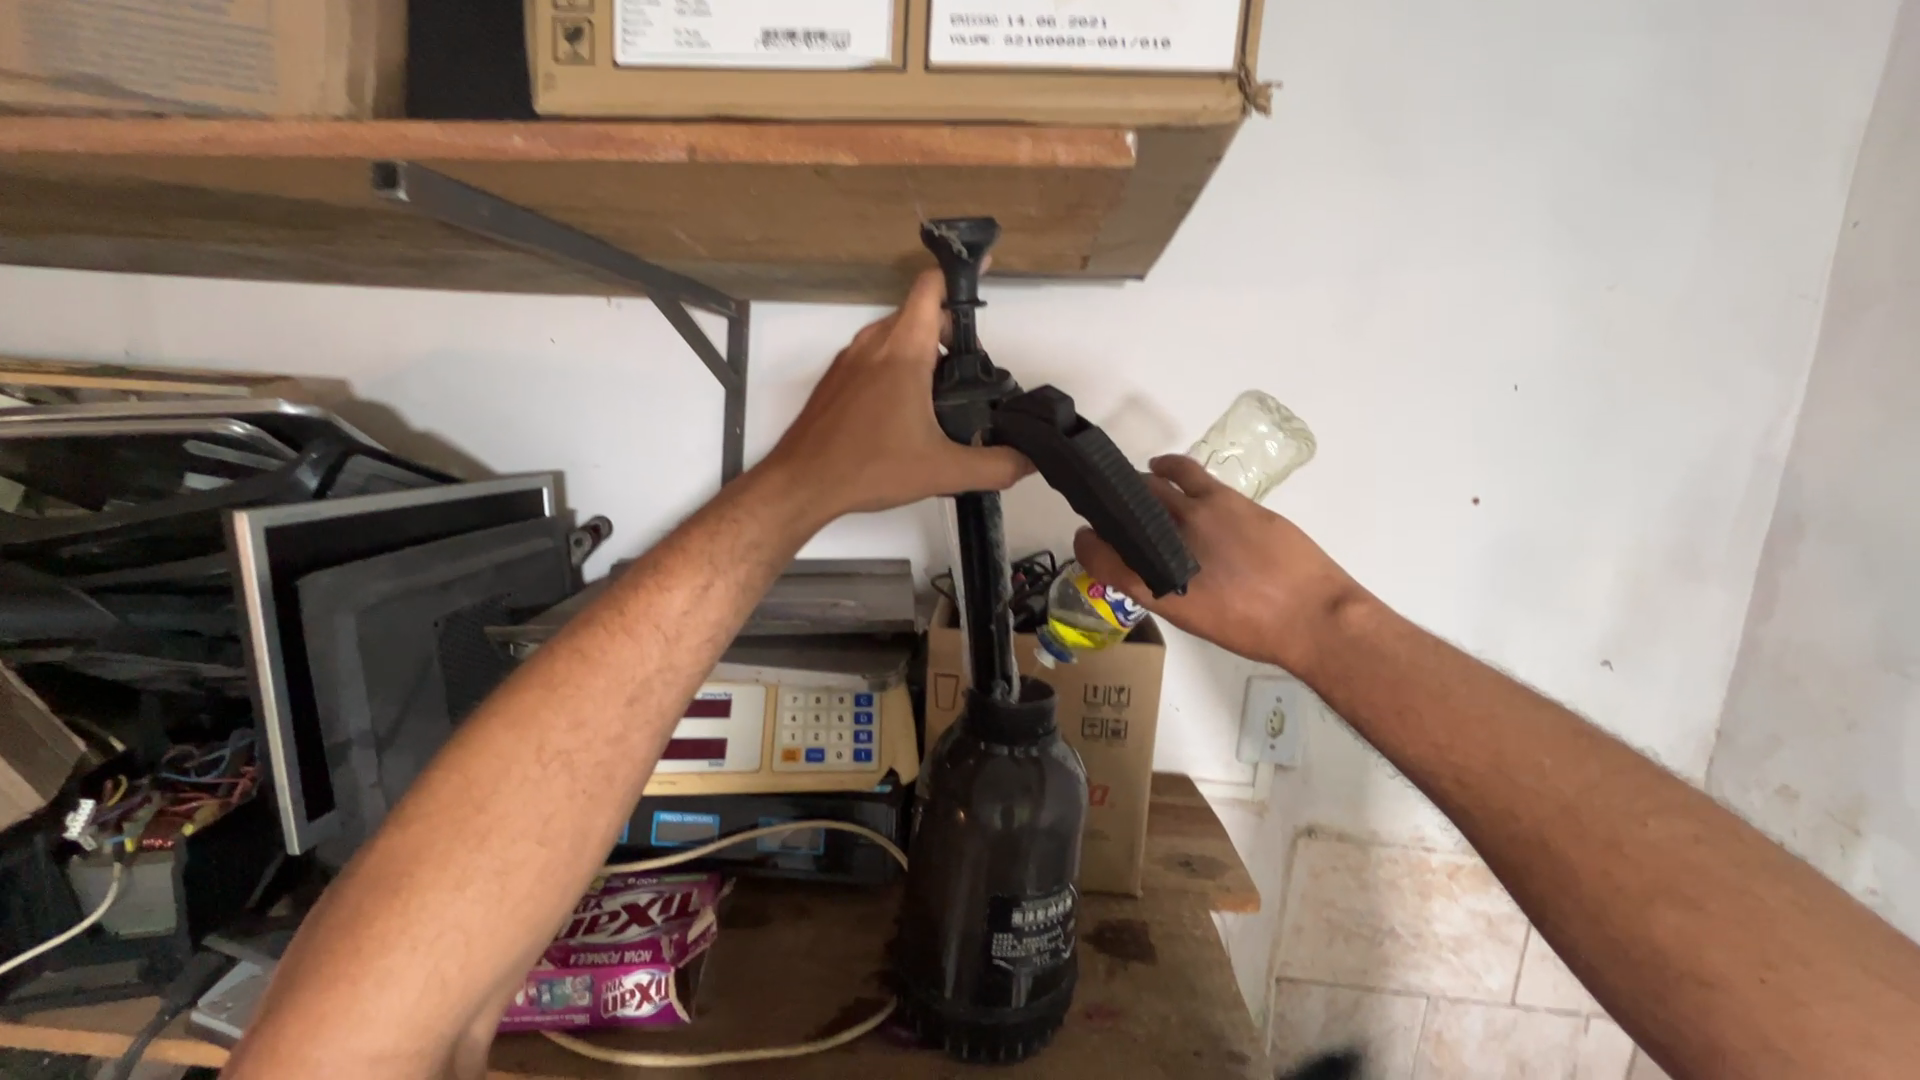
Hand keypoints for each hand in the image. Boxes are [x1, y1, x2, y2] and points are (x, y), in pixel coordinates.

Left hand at [761, 268, 1030, 517]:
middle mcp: (873, 344)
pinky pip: (875, 355)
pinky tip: (908, 411)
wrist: (802, 484)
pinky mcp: (836, 380)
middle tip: (972, 370)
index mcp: (903, 351)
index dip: (961, 275)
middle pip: (920, 312)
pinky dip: (898, 366)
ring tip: (944, 395)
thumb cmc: (867, 468)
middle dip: (951, 331)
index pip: (932, 287)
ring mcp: (850, 360)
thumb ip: (996, 465)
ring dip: (924, 350)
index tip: (985, 271)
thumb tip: (1030, 460)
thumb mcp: (942, 471)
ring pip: (896, 334)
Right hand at [1073, 456, 1371, 677]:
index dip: (1088, 545)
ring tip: (1137, 478)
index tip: (1086, 538)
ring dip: (1139, 481)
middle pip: (1125, 511)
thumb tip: (1144, 563)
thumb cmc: (1253, 627)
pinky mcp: (1229, 499)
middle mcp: (1170, 543)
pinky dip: (1171, 469)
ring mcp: (1200, 515)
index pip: (1103, 555)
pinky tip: (1167, 469)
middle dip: (1112, 508)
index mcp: (1157, 582)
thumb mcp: (1194, 617)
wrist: (1313, 616)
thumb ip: (1161, 587)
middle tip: (1113, 512)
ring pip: (1155, 485)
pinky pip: (1189, 476)